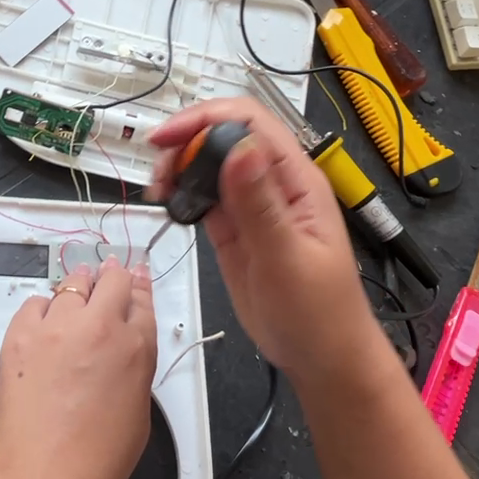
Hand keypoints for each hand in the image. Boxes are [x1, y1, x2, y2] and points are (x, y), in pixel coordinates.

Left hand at [0, 258, 157, 478]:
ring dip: (77, 290)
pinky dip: (42, 310)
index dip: (138, 286)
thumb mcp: (139, 410)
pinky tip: (44, 327)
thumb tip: (124, 346)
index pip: (141, 298)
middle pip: (110, 279)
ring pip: (71, 284)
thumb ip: (135, 364)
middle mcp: (99, 327)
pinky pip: (35, 303)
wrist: (44, 477)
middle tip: (105, 277)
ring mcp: (57, 326)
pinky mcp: (21, 333)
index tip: (134, 276)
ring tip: (74, 300)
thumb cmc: (96, 459)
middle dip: (110, 278)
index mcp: (136, 347)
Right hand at [148, 98, 380, 382]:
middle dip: (185, 142)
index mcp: (296, 180)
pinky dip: (181, 193)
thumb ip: (260, 204)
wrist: (320, 358)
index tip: (167, 138)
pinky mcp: (233, 228)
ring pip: (209, 164)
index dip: (206, 120)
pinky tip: (168, 205)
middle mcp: (272, 184)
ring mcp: (250, 205)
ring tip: (158, 190)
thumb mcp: (288, 258)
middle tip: (158, 173)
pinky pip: (203, 196)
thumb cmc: (319, 313)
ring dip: (179, 166)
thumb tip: (240, 147)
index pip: (250, 124)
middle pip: (223, 137)